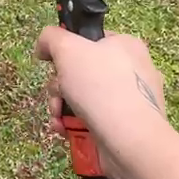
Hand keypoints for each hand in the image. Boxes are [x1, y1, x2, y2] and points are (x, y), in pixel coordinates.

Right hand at [33, 27, 169, 172]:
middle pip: (81, 70)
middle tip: (58, 94)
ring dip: (62, 105)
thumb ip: (50, 37)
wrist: (130, 141)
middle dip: (59, 84)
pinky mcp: (127, 126)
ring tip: (59, 117)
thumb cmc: (100, 87)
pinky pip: (93, 118)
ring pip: (83, 95)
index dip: (66, 50)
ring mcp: (132, 101)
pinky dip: (75, 123)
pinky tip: (66, 129)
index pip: (89, 40)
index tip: (55, 63)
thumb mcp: (67, 48)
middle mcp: (134, 70)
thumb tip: (44, 48)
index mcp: (127, 46)